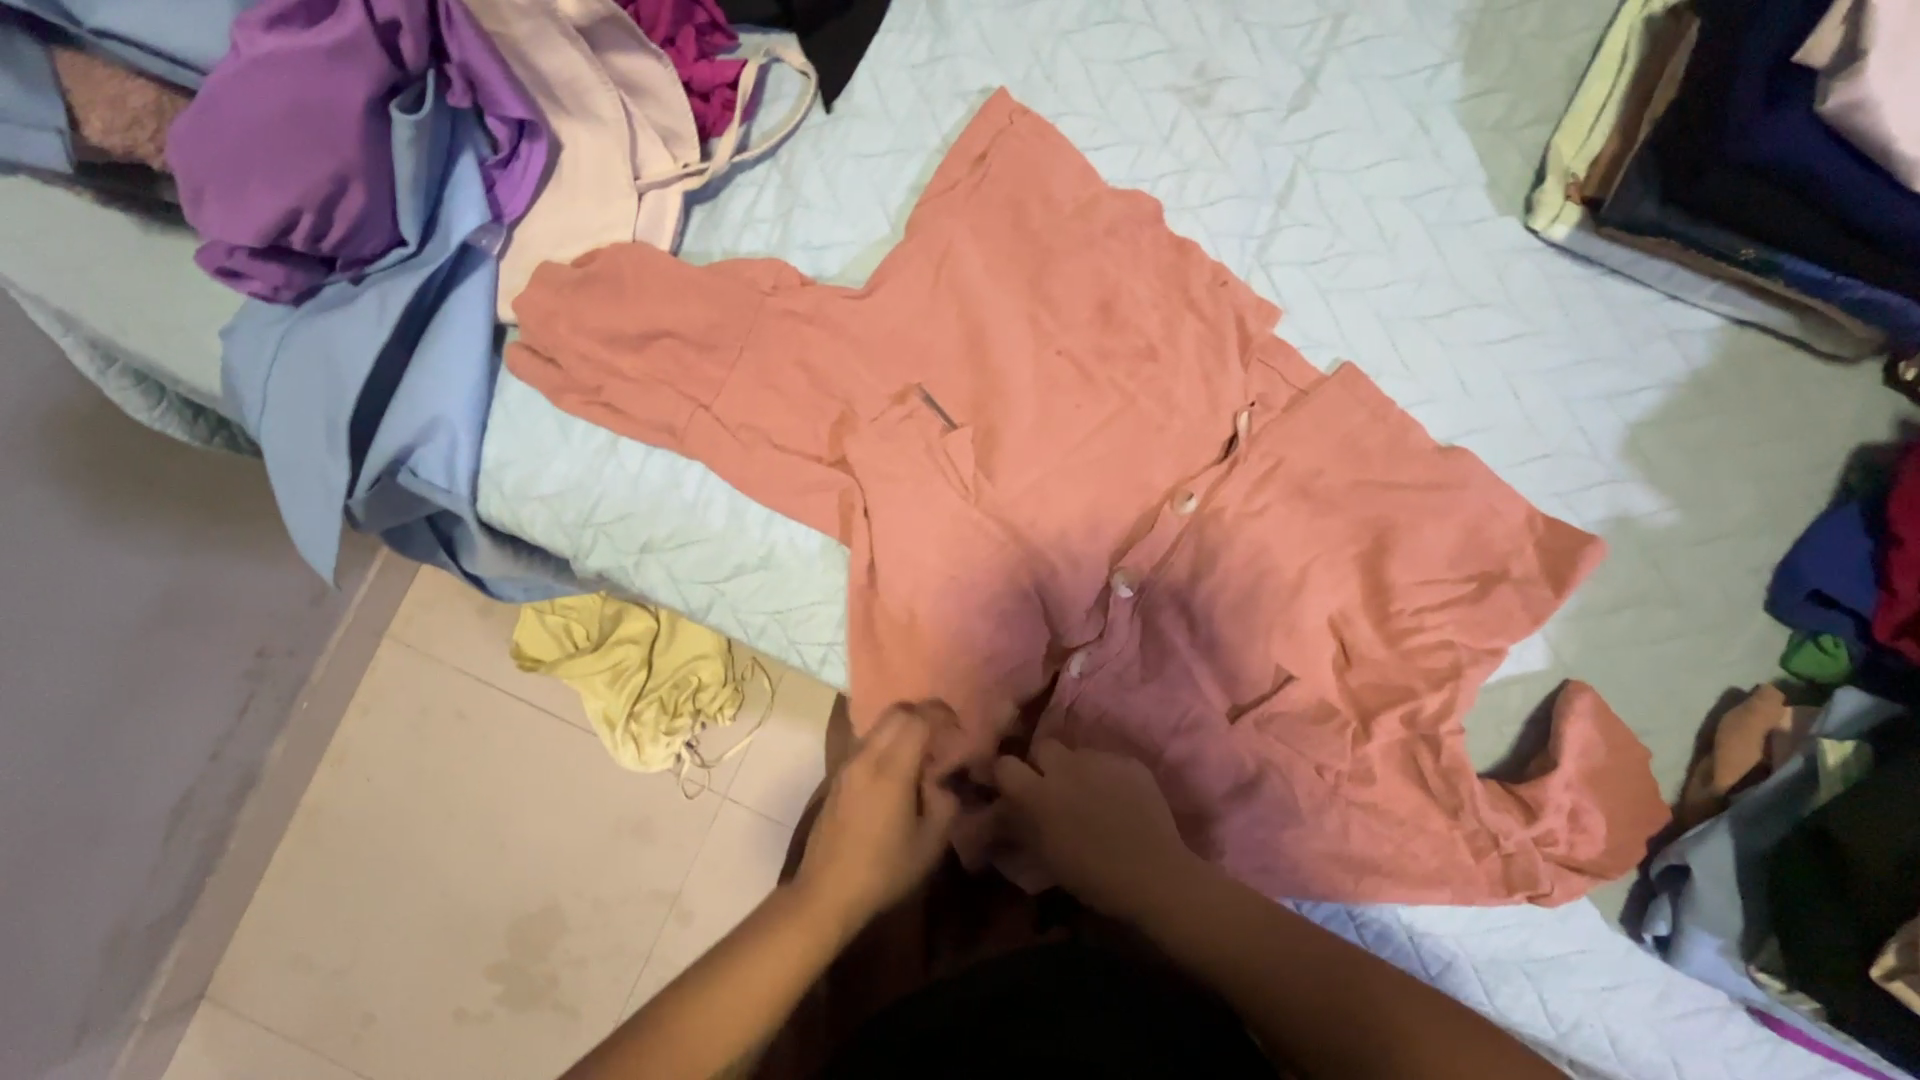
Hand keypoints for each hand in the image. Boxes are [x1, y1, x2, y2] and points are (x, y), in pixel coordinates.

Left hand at [792, 701, 959, 934]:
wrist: (827, 891)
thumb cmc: (884, 869)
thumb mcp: (931, 842)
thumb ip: (945, 802)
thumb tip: (940, 783)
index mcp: (890, 768)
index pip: (918, 719)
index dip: (942, 715)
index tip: (958, 729)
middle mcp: (865, 757)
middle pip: (896, 712)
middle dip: (923, 715)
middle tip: (943, 737)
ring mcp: (846, 766)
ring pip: (878, 727)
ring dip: (903, 730)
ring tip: (922, 758)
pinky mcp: (837, 779)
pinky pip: (866, 745)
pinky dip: (887, 745)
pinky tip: (898, 775)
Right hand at [992, 739, 1199, 920]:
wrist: (1154, 875)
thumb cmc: (1093, 877)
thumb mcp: (1046, 855)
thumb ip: (1023, 825)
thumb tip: (1007, 811)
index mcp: (1038, 794)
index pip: (1005, 765)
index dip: (1009, 776)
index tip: (1017, 790)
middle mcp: (1065, 767)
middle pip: (1043, 746)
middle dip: (1045, 764)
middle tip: (1057, 789)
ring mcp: (1100, 760)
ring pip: (1079, 753)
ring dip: (1079, 770)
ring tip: (1094, 796)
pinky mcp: (1129, 761)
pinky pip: (1109, 760)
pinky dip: (1109, 776)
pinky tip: (1121, 800)